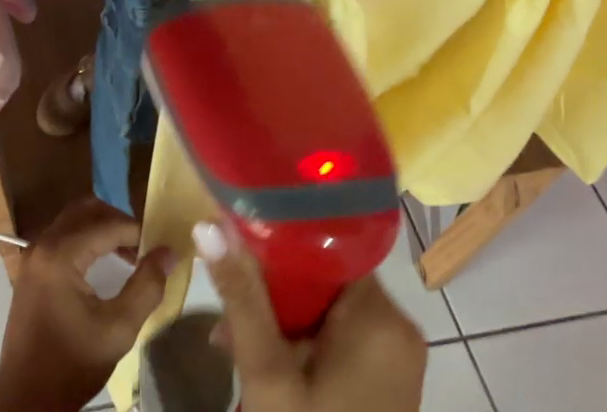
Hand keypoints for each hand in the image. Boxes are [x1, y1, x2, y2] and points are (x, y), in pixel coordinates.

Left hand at [0, 198, 173, 411]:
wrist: (28, 395)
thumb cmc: (74, 362)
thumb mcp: (119, 328)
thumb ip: (147, 286)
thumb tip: (169, 252)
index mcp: (60, 254)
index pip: (106, 225)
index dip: (138, 231)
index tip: (162, 245)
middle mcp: (42, 245)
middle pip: (85, 211)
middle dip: (118, 221)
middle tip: (145, 244)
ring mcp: (33, 255)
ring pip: (72, 221)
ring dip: (102, 229)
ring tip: (131, 254)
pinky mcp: (32, 269)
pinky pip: (62, 237)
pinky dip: (86, 239)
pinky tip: (106, 264)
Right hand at [195, 219, 426, 411]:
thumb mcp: (267, 372)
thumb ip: (242, 296)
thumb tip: (209, 223)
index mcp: (379, 318)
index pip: (326, 246)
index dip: (277, 241)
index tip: (232, 246)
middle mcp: (397, 329)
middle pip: (322, 280)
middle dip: (269, 292)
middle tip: (224, 318)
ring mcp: (395, 359)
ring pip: (325, 311)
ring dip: (278, 320)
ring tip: (232, 346)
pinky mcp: (385, 382)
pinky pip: (338, 340)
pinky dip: (300, 344)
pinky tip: (263, 367)